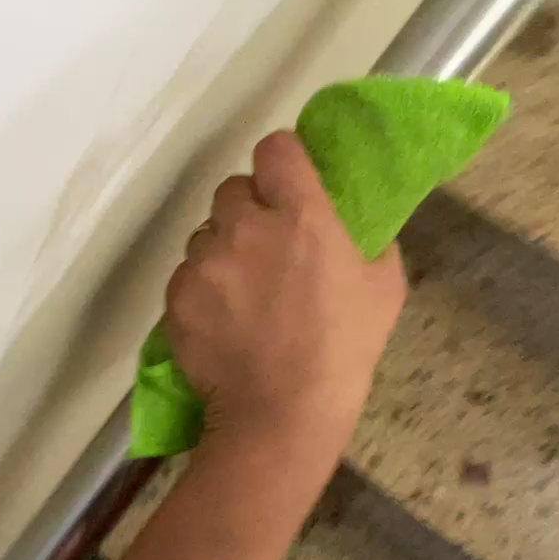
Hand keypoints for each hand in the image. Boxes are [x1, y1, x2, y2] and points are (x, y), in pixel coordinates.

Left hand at [164, 131, 405, 463]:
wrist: (279, 411)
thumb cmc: (342, 350)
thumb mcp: (382, 285)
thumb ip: (365, 236)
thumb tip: (346, 219)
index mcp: (301, 215)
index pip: (274, 148)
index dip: (278, 161)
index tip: (283, 181)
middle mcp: (245, 228)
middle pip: (230, 190)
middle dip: (245, 211)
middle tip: (261, 247)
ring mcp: (204, 263)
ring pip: (203, 235)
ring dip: (219, 252)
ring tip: (239, 293)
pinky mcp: (176, 297)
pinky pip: (184, 276)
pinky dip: (198, 290)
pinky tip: (219, 320)